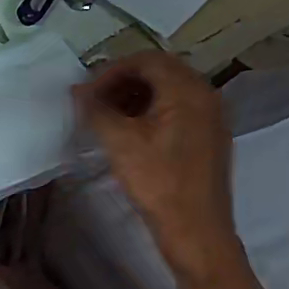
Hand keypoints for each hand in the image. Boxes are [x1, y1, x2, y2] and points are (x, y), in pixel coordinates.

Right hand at [72, 52, 240, 279]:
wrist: (195, 228)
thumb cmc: (156, 180)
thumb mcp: (118, 140)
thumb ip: (95, 108)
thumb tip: (77, 90)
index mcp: (188, 91)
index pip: (146, 60)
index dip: (110, 71)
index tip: (86, 93)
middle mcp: (206, 96)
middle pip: (159, 71)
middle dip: (121, 81)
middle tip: (93, 102)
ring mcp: (211, 117)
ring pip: (167, 90)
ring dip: (133, 95)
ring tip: (106, 117)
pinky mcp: (207, 136)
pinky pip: (176, 108)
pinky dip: (149, 110)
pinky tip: (128, 132)